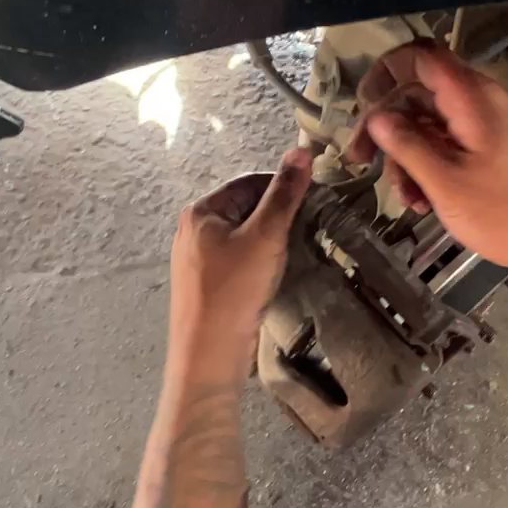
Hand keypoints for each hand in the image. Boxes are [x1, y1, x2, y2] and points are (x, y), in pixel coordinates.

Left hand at [168, 147, 311, 383]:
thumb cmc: (235, 291)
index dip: (283, 187)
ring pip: (243, 234)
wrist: (209, 356)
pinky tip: (274, 273)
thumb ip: (285, 194)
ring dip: (270, 238)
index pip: (250, 182)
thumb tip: (302, 150)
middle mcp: (193, 229)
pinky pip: (237, 258)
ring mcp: (196, 259)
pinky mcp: (205, 284)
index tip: (314, 200)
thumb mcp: (265, 236)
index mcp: (201, 211)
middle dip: (277, 214)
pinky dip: (258, 259)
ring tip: (295, 250)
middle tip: (309, 227)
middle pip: (245, 207)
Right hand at [346, 40, 507, 280]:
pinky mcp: (493, 152)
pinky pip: (449, 147)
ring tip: (406, 199)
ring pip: (430, 126)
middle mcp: (478, 103)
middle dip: (386, 127)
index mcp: (470, 97)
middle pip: (418, 94)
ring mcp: (487, 128)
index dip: (385, 70)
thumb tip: (376, 117)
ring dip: (407, 157)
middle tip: (361, 161)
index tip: (363, 104)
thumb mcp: (447, 183)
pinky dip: (430, 168)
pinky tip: (424, 202)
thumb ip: (408, 146)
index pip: (420, 56)